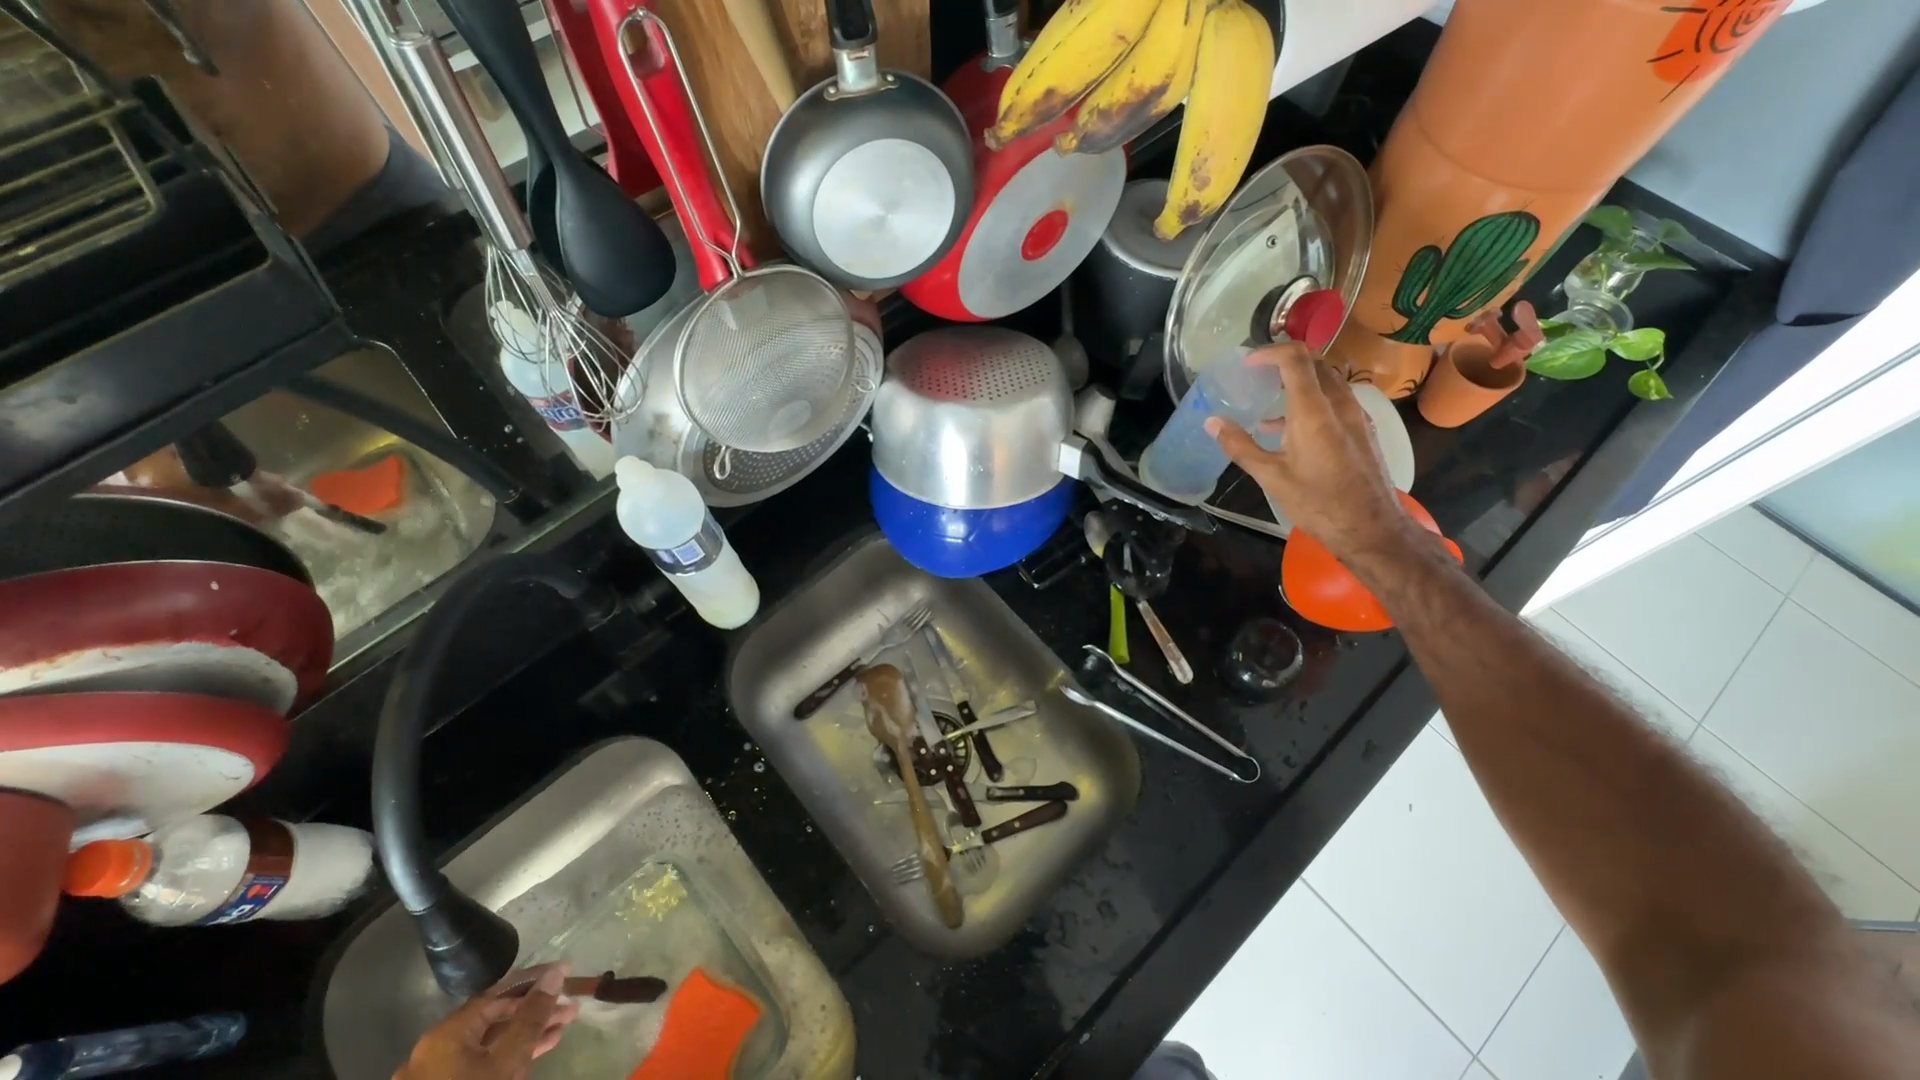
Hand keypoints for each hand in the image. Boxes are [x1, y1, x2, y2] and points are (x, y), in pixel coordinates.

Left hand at [393, 964, 581, 1079]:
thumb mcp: (508, 1061)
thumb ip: (531, 1017)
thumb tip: (553, 975)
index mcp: (447, 1033)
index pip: (497, 993)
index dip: (533, 980)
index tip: (565, 973)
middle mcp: (438, 1046)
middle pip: (494, 1018)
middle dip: (534, 1012)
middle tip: (570, 1009)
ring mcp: (440, 1072)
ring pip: (489, 1043)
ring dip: (525, 1035)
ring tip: (561, 1030)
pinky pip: (481, 1063)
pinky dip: (507, 1056)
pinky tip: (536, 1052)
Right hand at [1205, 345, 1423, 566]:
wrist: (1372, 529)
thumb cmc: (1319, 503)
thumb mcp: (1272, 477)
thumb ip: (1241, 446)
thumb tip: (1212, 423)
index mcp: (1314, 412)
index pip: (1295, 359)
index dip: (1270, 352)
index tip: (1249, 363)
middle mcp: (1340, 405)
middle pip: (1316, 363)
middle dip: (1287, 362)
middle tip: (1260, 374)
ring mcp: (1357, 417)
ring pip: (1330, 382)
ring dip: (1301, 382)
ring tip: (1272, 401)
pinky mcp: (1364, 431)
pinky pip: (1338, 402)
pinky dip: (1314, 401)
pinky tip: (1293, 430)